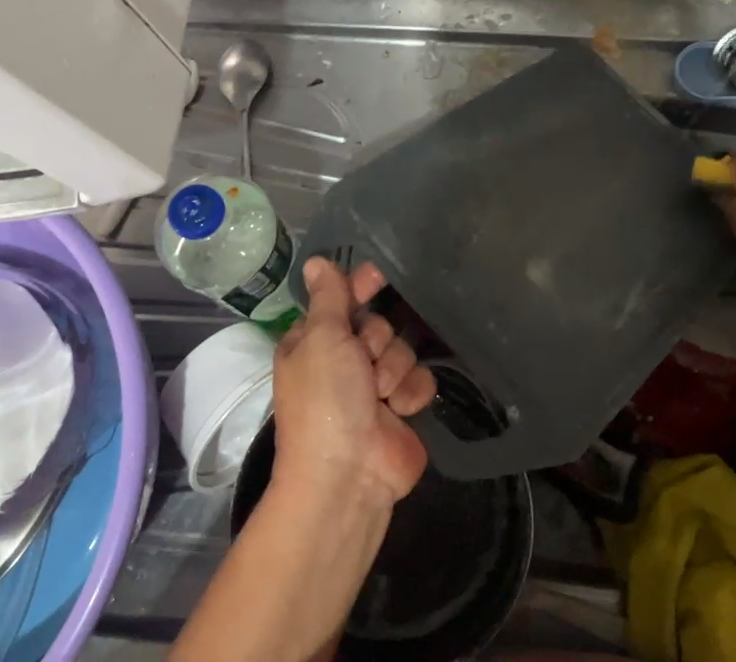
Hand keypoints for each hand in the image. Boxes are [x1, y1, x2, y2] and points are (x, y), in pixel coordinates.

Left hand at [271, 257, 438, 505]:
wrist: (348, 475)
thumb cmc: (325, 401)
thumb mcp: (321, 339)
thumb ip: (328, 298)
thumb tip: (316, 260)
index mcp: (314, 343)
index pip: (342, 300)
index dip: (360, 288)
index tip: (379, 277)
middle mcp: (343, 361)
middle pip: (379, 324)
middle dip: (377, 341)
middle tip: (363, 364)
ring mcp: (374, 387)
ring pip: (403, 350)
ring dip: (394, 371)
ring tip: (379, 398)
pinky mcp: (402, 408)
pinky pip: (421, 380)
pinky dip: (411, 394)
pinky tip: (399, 412)